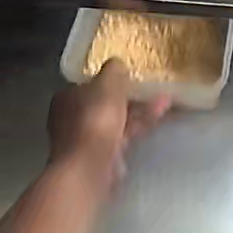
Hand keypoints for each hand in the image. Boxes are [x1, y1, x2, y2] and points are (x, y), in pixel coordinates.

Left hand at [47, 59, 171, 189]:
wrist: (90, 168)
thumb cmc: (95, 118)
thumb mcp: (108, 82)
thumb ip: (114, 69)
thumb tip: (117, 64)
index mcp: (66, 97)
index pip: (88, 83)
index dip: (109, 79)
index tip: (129, 75)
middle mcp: (71, 119)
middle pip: (103, 103)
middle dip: (129, 96)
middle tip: (150, 87)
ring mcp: (86, 141)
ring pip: (116, 120)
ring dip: (140, 110)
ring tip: (166, 100)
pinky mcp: (101, 159)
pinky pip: (123, 136)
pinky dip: (139, 126)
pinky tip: (159, 116)